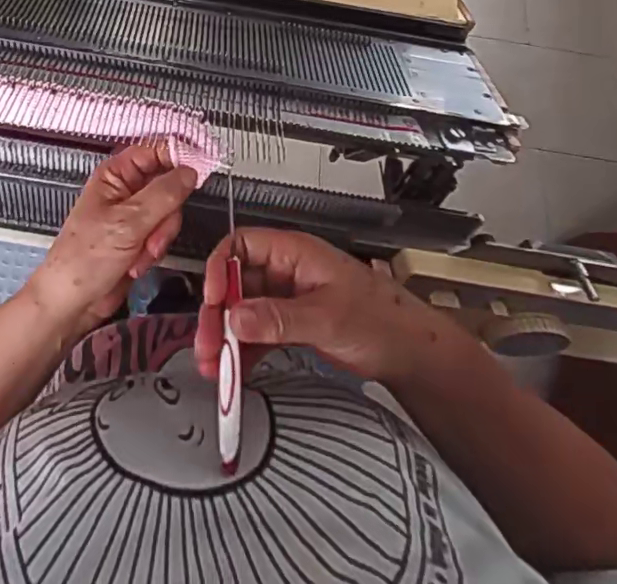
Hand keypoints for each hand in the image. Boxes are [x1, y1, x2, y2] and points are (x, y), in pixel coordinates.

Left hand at [23, 143, 197, 339]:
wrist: (72, 303)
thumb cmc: (85, 258)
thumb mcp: (128, 222)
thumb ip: (163, 194)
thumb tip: (190, 172)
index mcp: (116, 173)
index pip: (156, 150)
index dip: (178, 158)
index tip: (197, 171)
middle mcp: (126, 189)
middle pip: (169, 183)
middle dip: (167, 213)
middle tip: (154, 232)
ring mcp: (134, 214)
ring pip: (170, 211)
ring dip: (160, 236)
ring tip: (141, 253)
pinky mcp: (140, 237)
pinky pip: (164, 233)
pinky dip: (156, 249)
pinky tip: (138, 262)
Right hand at [194, 228, 447, 384]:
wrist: (409, 350)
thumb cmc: (381, 317)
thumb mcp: (327, 316)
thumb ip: (279, 317)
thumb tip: (236, 316)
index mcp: (294, 253)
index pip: (242, 245)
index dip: (220, 268)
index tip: (212, 300)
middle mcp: (286, 271)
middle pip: (235, 283)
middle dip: (217, 314)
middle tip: (207, 345)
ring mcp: (287, 299)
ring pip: (242, 311)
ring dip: (225, 338)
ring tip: (215, 367)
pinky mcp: (290, 324)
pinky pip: (256, 333)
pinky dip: (242, 351)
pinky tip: (235, 371)